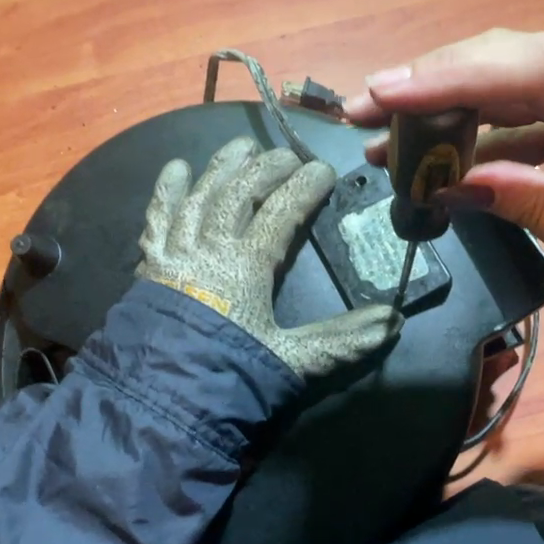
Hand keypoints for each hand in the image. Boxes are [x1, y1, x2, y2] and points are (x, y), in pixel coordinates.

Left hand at [139, 137, 397, 376]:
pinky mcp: (150, 265)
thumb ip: (341, 340)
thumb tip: (392, 321)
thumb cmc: (229, 374)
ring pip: (200, 195)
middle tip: (289, 157)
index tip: (324, 170)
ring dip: (221, 167)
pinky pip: (156, 218)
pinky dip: (166, 191)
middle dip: (267, 167)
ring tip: (242, 146)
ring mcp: (176, 252)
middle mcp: (210, 246)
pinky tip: (177, 169)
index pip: (282, 211)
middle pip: (239, 192)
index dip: (305, 186)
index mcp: (247, 264)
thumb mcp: (292, 361)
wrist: (161, 397)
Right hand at [345, 30, 543, 306]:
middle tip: (363, 109)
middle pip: (519, 56)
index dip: (460, 74)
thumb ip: (536, 208)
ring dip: (448, 100)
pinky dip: (479, 123)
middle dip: (436, 79)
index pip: (542, 69)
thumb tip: (455, 182)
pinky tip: (435, 149)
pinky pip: (529, 102)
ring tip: (381, 133)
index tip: (389, 93)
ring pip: (516, 73)